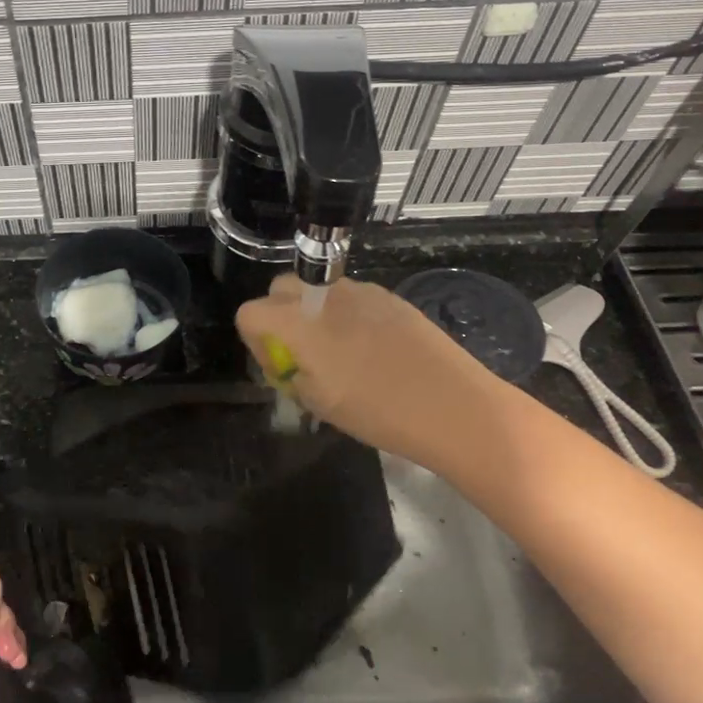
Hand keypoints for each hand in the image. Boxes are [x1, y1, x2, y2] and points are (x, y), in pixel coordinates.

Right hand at [235, 275, 511, 462]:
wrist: (453, 405)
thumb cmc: (378, 412)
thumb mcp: (318, 404)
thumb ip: (291, 375)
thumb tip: (289, 363)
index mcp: (297, 322)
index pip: (249, 313)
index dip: (255, 341)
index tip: (281, 368)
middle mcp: (323, 295)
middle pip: (280, 290)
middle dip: (280, 317)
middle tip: (303, 356)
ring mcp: (359, 290)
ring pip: (317, 291)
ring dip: (314, 315)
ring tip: (342, 355)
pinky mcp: (389, 296)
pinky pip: (351, 298)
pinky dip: (347, 316)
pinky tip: (373, 351)